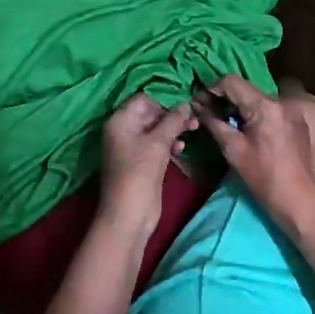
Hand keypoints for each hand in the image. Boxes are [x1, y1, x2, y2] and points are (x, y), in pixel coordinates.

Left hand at [100, 94, 193, 225]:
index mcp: (120, 120)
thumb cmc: (140, 172)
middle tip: (194, 119)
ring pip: (156, 130)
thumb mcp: (158, 142)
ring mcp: (132, 147)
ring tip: (194, 130)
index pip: (143, 99)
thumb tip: (185, 103)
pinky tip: (181, 147)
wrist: (129, 214)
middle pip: (150, 114)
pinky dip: (169, 143)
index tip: (185, 104)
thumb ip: (173, 120)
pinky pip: (156, 145)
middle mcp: (123, 130)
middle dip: (172, 115)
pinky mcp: (142, 162)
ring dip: (174, 129)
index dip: (164, 100)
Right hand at [197, 75, 314, 231]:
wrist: (300, 201)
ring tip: (226, 120)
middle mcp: (281, 102)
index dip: (212, 88)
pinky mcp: (297, 121)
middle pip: (246, 88)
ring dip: (240, 105)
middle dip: (225, 97)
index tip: (199, 102)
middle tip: (208, 111)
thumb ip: (214, 123)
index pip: (232, 82)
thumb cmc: (264, 178)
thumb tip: (197, 107)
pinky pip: (270, 108)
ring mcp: (292, 110)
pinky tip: (247, 129)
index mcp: (265, 106)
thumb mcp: (233, 150)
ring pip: (258, 97)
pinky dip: (255, 112)